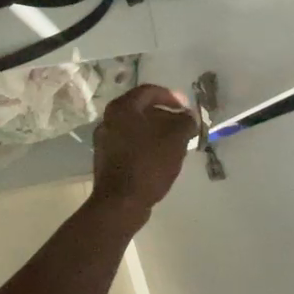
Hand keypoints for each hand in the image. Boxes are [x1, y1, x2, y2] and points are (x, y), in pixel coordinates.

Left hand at [92, 84, 196, 216]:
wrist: (120, 203)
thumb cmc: (148, 163)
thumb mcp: (175, 139)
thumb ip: (186, 122)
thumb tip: (189, 117)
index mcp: (122, 108)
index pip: (149, 91)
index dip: (171, 97)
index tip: (187, 108)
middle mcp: (109, 119)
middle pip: (141, 109)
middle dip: (165, 115)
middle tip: (183, 125)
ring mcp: (105, 140)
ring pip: (135, 128)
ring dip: (156, 131)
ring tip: (176, 142)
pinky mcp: (106, 159)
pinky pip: (129, 144)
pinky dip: (146, 145)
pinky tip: (160, 157)